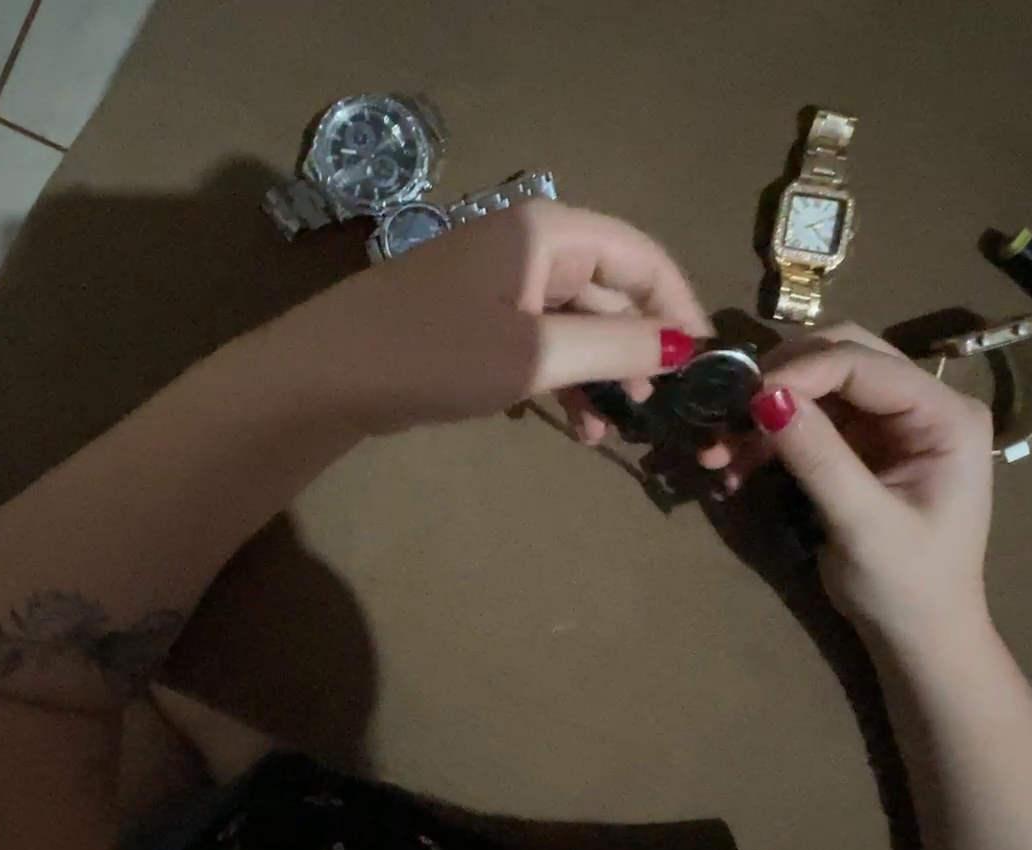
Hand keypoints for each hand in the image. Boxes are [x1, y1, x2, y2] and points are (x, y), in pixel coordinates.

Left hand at [242, 200, 712, 435]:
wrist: (327, 378)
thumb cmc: (435, 355)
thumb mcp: (535, 354)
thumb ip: (617, 348)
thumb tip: (684, 345)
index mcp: (547, 232)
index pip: (640, 257)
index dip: (678, 306)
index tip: (704, 361)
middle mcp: (527, 246)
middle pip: (608, 292)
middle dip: (635, 352)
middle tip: (655, 411)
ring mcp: (498, 284)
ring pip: (573, 325)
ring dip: (598, 377)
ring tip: (608, 434)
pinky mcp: (475, 319)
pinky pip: (538, 343)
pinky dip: (559, 381)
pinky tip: (570, 427)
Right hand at [744, 324, 995, 637]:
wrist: (915, 634)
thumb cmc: (906, 585)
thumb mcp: (862, 522)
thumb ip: (817, 456)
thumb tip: (764, 396)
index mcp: (944, 415)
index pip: (866, 362)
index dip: (802, 370)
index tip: (744, 399)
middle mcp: (919, 405)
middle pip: (840, 357)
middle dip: (780, 381)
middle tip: (729, 413)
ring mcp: (885, 424)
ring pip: (814, 387)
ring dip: (764, 413)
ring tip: (718, 453)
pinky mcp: (856, 446)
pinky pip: (803, 421)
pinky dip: (766, 439)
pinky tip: (735, 469)